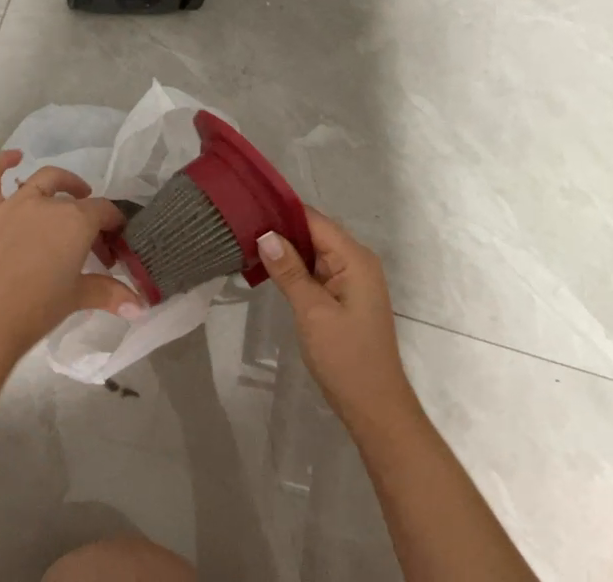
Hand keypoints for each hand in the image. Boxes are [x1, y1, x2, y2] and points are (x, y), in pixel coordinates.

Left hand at [0, 150, 145, 364]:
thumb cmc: (36, 310)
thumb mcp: (77, 298)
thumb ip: (109, 294)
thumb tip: (140, 307)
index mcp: (76, 221)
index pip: (105, 212)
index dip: (114, 227)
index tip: (117, 247)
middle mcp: (47, 205)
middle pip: (77, 202)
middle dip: (92, 218)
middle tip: (95, 246)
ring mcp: (14, 205)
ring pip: (43, 181)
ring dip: (62, 184)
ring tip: (74, 194)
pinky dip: (0, 162)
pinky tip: (14, 157)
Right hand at [259, 208, 412, 423]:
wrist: (373, 405)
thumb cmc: (345, 357)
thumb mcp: (312, 311)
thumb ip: (289, 271)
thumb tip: (266, 234)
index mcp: (355, 259)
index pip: (315, 220)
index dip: (282, 211)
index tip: (247, 206)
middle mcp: (356, 262)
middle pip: (314, 233)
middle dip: (280, 230)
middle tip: (239, 226)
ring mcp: (351, 281)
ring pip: (313, 252)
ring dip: (284, 250)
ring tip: (244, 242)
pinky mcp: (343, 297)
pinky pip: (315, 271)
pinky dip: (293, 269)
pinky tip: (267, 269)